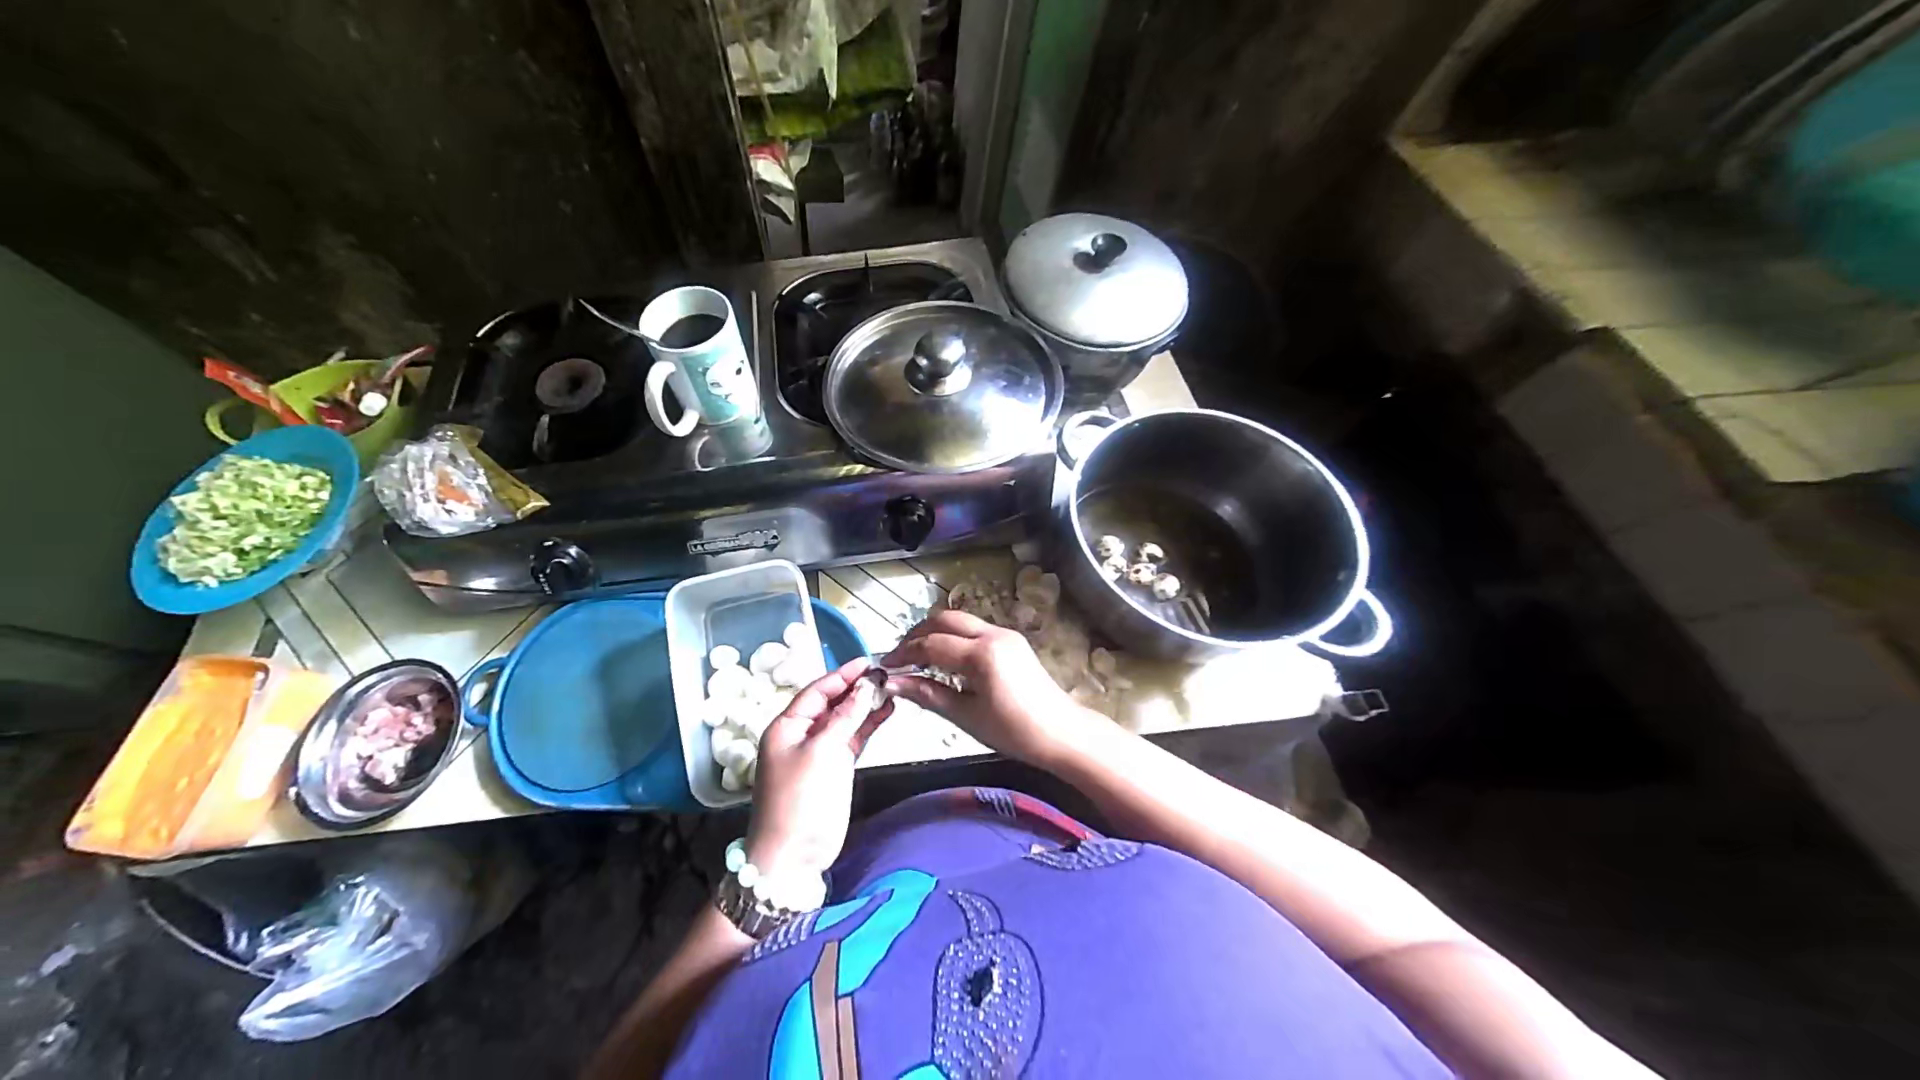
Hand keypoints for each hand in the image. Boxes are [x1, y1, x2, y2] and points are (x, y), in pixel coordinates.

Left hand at [745, 657, 893, 881]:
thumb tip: (864, 688)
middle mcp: (801, 735)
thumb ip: (844, 718)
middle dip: (856, 687)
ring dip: (865, 704)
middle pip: (832, 702)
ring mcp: (819, 753)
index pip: (817, 690)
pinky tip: (885, 713)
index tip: (867, 662)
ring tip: (891, 689)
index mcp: (786, 727)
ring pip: (845, 719)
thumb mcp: (821, 753)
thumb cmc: (798, 805)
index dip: (842, 675)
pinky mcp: (834, 768)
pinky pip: (853, 738)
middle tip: (884, 674)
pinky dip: (868, 725)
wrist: (793, 858)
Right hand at [882, 610, 1105, 769]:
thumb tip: (894, 684)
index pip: (930, 645)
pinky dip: (952, 638)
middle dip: (916, 634)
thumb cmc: (1014, 731)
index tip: (885, 667)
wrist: (1061, 733)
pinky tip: (943, 659)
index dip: (903, 654)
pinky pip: (973, 630)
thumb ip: (927, 694)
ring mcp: (1004, 635)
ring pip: (959, 621)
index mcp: (981, 655)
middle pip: (944, 620)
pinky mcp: (1011, 641)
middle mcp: (993, 635)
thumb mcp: (965, 716)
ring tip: (916, 658)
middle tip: (898, 657)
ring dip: (934, 633)